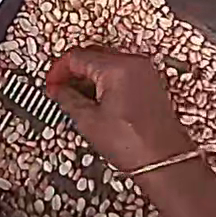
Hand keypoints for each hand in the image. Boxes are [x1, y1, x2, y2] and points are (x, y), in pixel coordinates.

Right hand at [45, 49, 194, 171]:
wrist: (164, 161)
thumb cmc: (134, 145)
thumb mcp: (88, 121)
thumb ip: (67, 99)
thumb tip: (57, 90)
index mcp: (117, 68)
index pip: (77, 57)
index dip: (58, 70)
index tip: (51, 84)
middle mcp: (133, 64)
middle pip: (92, 55)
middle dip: (72, 72)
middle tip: (59, 89)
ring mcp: (144, 72)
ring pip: (106, 63)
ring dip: (88, 77)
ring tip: (75, 98)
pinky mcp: (149, 83)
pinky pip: (120, 72)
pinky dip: (104, 82)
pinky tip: (95, 101)